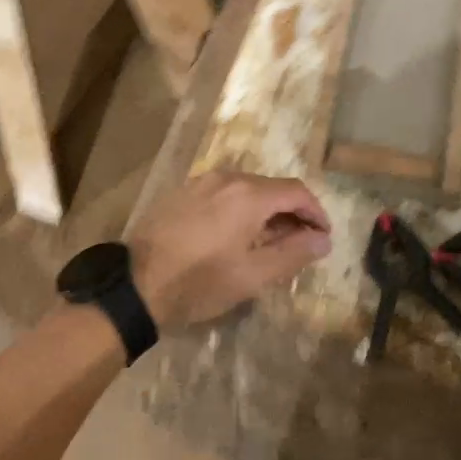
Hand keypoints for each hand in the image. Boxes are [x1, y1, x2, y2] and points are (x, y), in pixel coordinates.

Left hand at [127, 171, 332, 329]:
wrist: (136, 282)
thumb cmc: (200, 282)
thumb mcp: (252, 275)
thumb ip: (293, 253)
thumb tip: (323, 240)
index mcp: (249, 194)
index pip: (297, 191)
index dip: (316, 213)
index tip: (324, 237)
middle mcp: (227, 177)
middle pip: (272, 188)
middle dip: (292, 213)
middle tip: (301, 245)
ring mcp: (202, 182)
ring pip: (247, 189)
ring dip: (267, 211)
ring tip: (271, 244)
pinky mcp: (184, 192)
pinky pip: (224, 194)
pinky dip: (242, 209)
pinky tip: (238, 236)